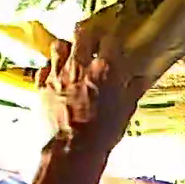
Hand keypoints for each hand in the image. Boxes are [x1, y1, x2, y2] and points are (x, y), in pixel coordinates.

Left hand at [38, 30, 151, 158]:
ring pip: (58, 45)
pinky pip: (44, 67)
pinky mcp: (41, 85)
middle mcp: (80, 65)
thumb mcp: (125, 111)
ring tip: (71, 54)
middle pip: (82, 33)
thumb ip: (132, 90)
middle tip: (92, 39)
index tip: (116, 37)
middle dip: (88, 33)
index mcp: (105, 69)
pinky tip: (56, 74)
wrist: (71, 150)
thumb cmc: (103, 133)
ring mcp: (57, 73)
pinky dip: (50, 68)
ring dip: (66, 47)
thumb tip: (143, 77)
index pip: (111, 39)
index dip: (114, 36)